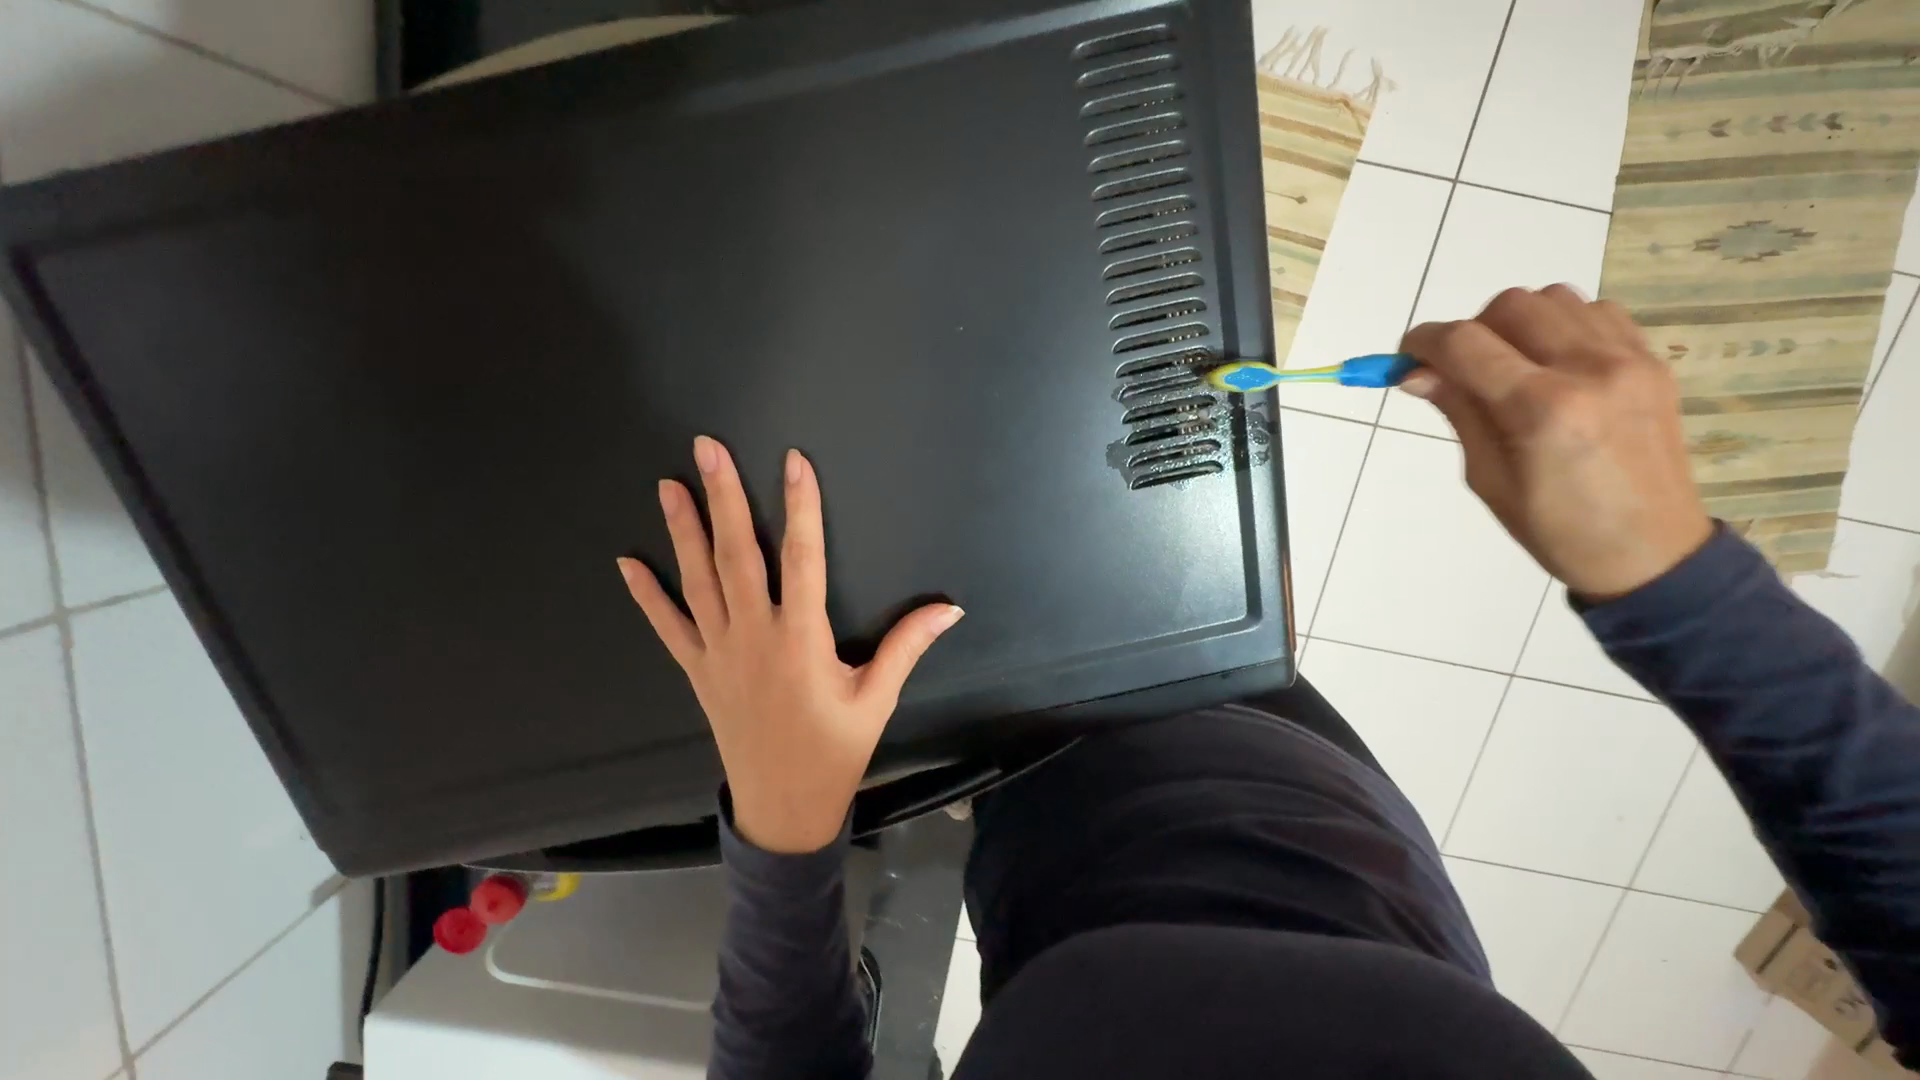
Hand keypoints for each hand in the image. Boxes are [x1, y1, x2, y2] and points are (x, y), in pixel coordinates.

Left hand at [616, 436, 964, 852]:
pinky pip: (668, 627)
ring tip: (669, 483)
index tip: (793, 461)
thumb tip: (951, 608)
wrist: (784, 809)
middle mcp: (754, 637)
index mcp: (802, 640)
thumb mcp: (878, 698)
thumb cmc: (836, 751)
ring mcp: (719, 653)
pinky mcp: (698, 671)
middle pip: (737, 554)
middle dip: (724, 497)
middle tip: (707, 448)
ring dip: (683, 530)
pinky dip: (647, 595)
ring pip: (698, 580)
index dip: (801, 506)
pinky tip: (627, 562)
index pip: (803, 557)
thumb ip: (908, 646)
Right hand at [1398, 285, 1712, 600]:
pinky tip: (1552, 363)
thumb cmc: (1553, 528)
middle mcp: (1588, 370)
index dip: (1423, 343)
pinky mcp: (1652, 361)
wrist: (1650, 550)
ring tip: (1509, 364)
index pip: (1464, 344)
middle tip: (1460, 371)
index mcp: (1541, 409)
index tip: (1406, 359)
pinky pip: (1596, 312)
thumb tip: (1417, 374)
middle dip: (1470, 331)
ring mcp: (1628, 360)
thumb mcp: (1487, 477)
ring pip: (1553, 299)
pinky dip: (1561, 324)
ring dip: (1517, 322)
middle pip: (1509, 306)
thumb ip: (1458, 412)